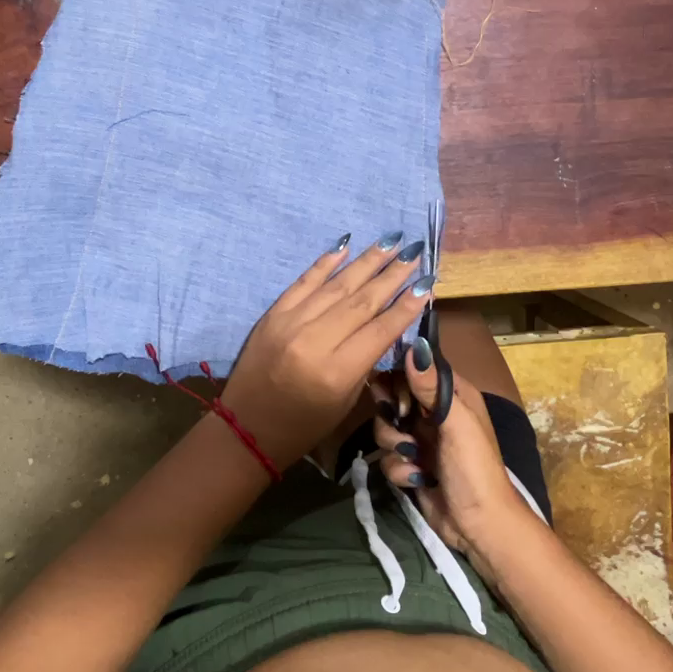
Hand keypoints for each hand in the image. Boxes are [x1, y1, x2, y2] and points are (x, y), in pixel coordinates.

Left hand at [218, 234, 432, 469]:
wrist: (245, 429)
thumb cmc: (303, 426)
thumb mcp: (345, 402)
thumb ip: (366, 360)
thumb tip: (388, 322)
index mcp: (336, 373)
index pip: (380, 330)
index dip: (406, 305)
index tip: (428, 283)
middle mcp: (314, 342)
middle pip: (362, 301)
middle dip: (392, 275)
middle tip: (414, 252)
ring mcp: (290, 324)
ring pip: (336, 286)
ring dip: (366, 262)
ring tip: (390, 242)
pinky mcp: (272, 314)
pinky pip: (303, 282)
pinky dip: (325, 263)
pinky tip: (345, 246)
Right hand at [370, 339, 527, 554]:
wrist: (478, 526)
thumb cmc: (474, 468)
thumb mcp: (457, 423)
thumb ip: (433, 387)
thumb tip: (413, 346)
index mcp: (453, 394)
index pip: (417, 367)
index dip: (399, 371)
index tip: (387, 382)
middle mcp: (435, 413)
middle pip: (394, 395)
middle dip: (391, 412)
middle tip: (399, 422)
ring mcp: (422, 440)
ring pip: (386, 427)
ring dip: (393, 443)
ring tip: (412, 457)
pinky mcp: (411, 465)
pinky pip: (388, 456)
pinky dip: (399, 469)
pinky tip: (417, 479)